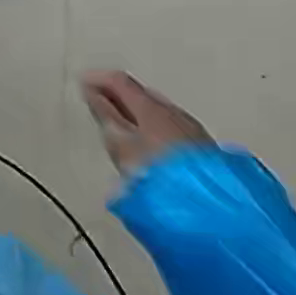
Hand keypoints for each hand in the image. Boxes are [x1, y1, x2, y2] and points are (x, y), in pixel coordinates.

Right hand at [82, 70, 214, 176]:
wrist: (212, 215)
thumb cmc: (161, 178)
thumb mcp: (124, 150)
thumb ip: (107, 119)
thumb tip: (94, 95)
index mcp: (152, 108)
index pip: (121, 81)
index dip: (99, 79)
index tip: (84, 82)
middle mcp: (174, 111)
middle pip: (141, 94)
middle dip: (118, 94)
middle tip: (99, 101)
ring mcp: (192, 129)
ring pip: (158, 110)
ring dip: (136, 112)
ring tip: (120, 124)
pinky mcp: (203, 149)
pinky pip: (171, 126)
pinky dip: (153, 126)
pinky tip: (149, 143)